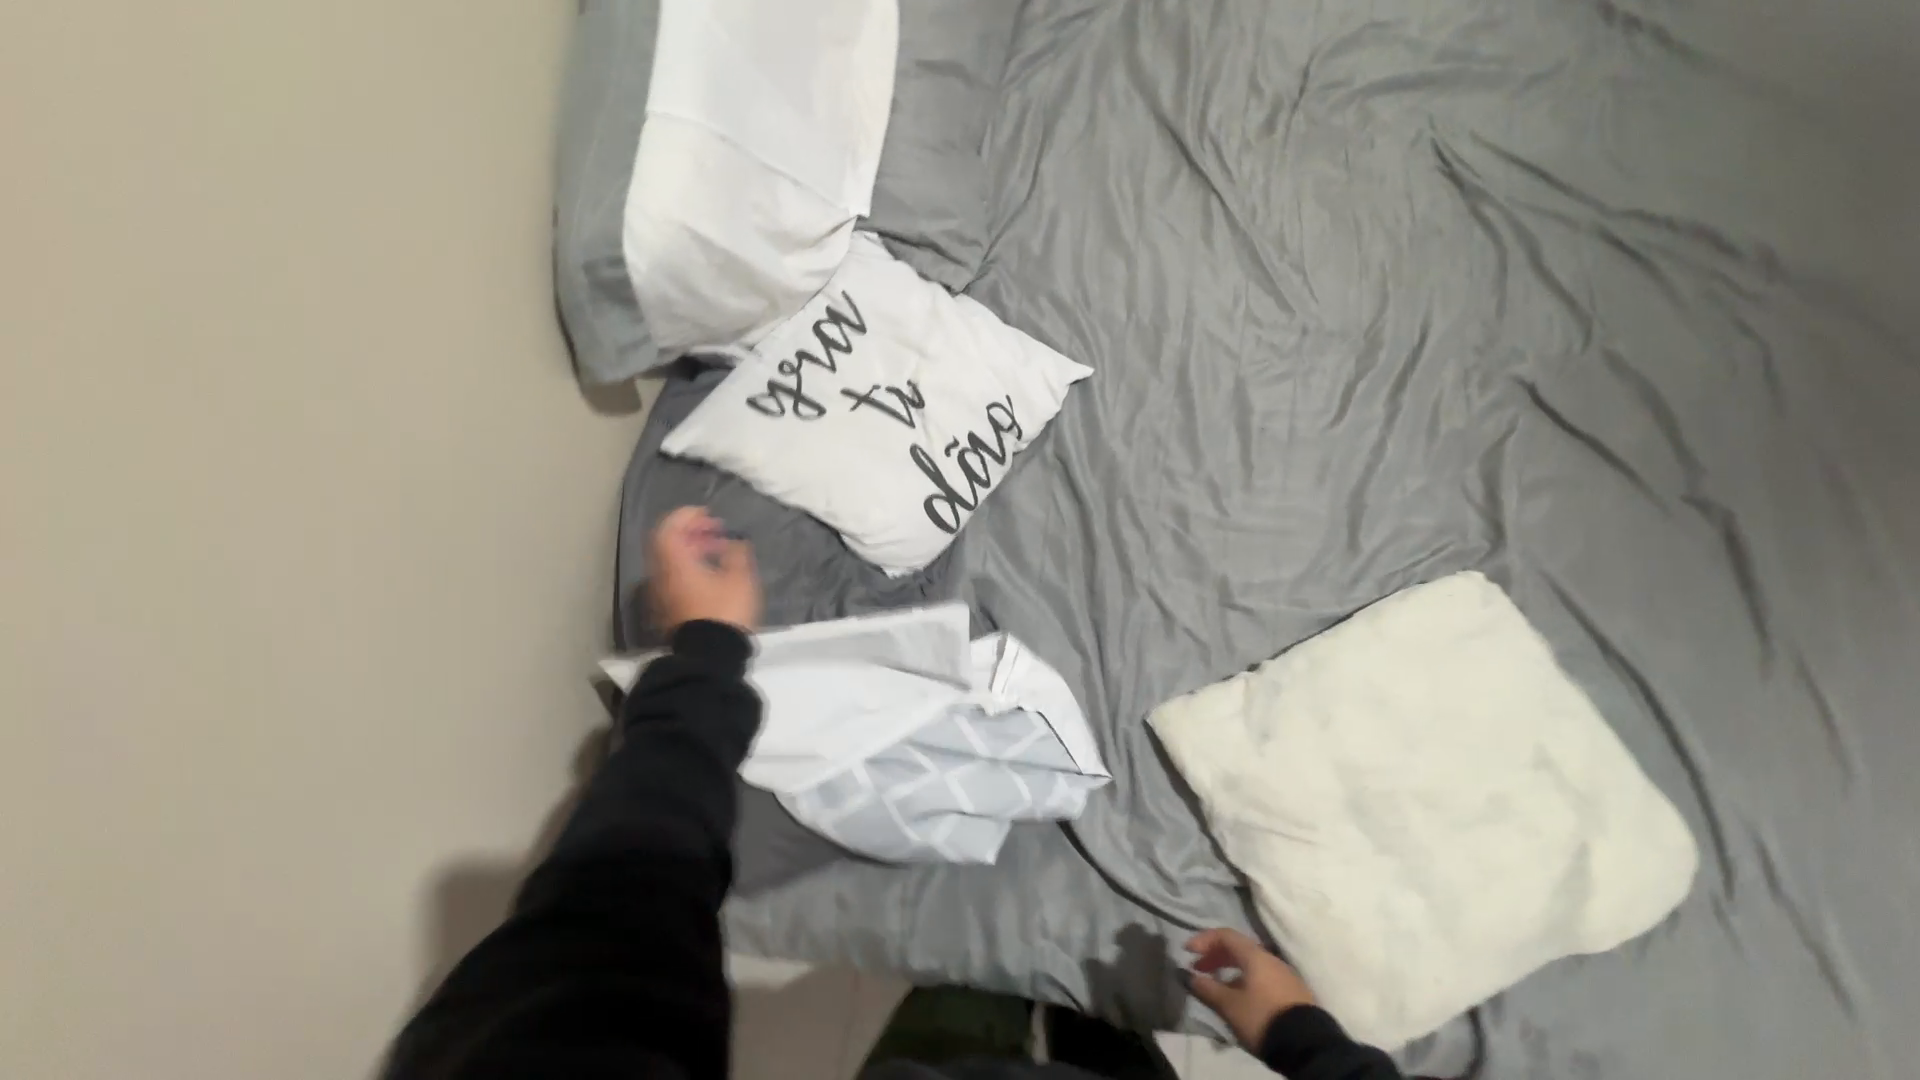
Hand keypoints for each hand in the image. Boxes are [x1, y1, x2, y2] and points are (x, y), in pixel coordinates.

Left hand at [647, 506, 760, 633]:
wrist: (710, 656)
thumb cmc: (725, 612)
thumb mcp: (741, 580)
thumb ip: (737, 554)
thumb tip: (734, 542)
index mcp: (676, 563)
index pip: (669, 528)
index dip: (686, 515)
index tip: (707, 513)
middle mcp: (662, 575)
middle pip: (668, 543)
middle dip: (691, 532)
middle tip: (715, 531)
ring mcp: (662, 594)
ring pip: (671, 561)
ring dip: (692, 550)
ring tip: (718, 552)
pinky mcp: (668, 609)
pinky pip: (674, 577)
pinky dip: (690, 567)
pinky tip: (712, 574)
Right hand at [1185, 928, 1316, 1050]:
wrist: (1308, 1046)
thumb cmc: (1262, 1017)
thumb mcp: (1229, 1005)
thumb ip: (1206, 988)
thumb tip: (1187, 975)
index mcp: (1255, 955)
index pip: (1226, 935)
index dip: (1204, 939)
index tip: (1187, 951)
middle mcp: (1271, 959)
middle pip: (1239, 948)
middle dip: (1215, 956)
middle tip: (1199, 968)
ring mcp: (1285, 975)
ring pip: (1252, 965)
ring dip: (1230, 970)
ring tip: (1218, 987)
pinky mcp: (1293, 993)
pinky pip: (1263, 978)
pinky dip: (1245, 981)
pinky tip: (1241, 999)